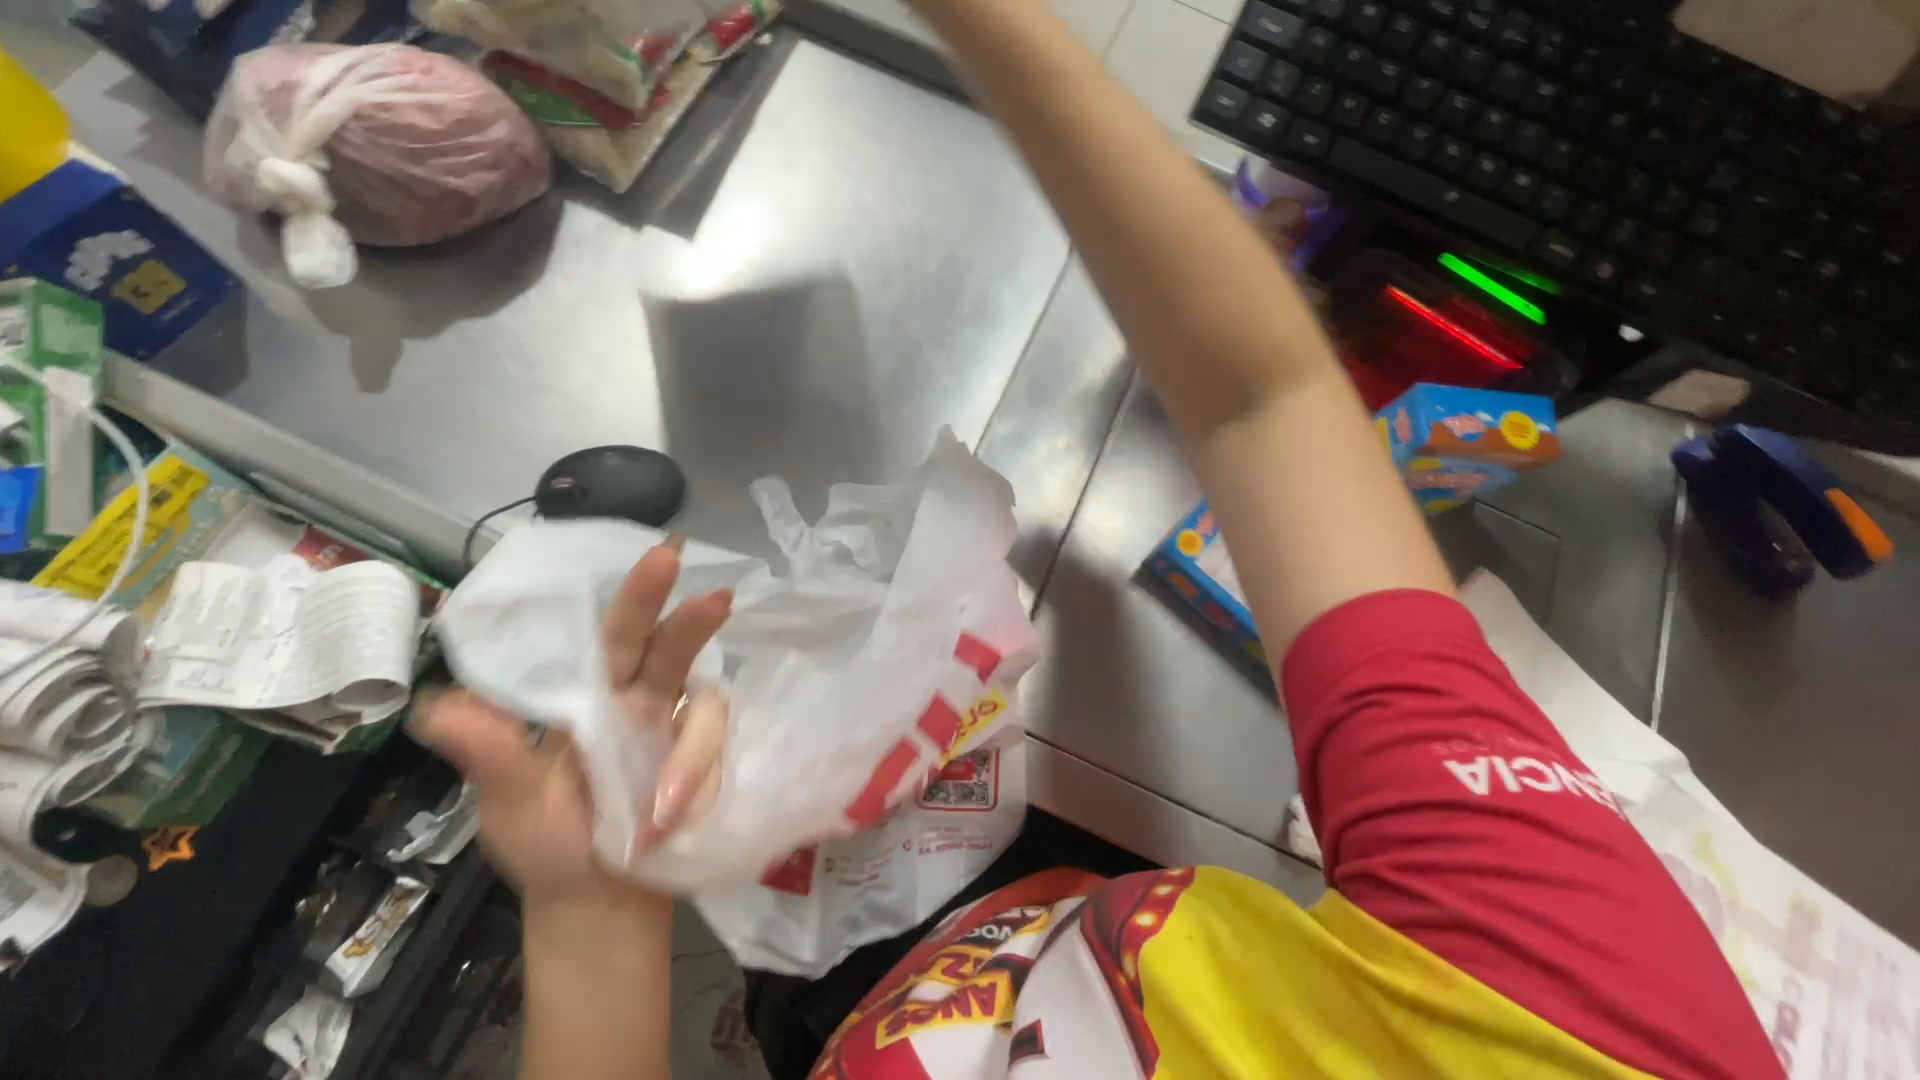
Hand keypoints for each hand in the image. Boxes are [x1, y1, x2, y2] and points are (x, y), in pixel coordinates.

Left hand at [414, 538, 732, 905]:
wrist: (599, 905)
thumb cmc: (548, 846)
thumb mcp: (508, 803)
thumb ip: (490, 753)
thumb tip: (436, 705)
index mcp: (589, 698)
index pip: (612, 637)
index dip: (636, 596)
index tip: (661, 552)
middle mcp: (640, 702)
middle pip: (670, 650)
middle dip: (689, 622)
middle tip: (715, 598)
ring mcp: (678, 734)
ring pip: (704, 707)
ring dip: (693, 752)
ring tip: (661, 812)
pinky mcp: (708, 767)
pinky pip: (716, 759)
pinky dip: (696, 784)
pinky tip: (668, 821)